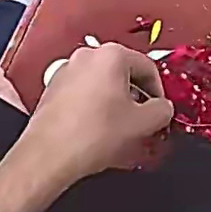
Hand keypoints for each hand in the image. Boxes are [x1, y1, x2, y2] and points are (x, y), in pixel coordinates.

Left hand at [10, 45, 171, 185]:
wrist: (48, 156)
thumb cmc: (94, 134)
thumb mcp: (142, 124)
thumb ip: (162, 110)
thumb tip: (162, 108)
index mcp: (112, 55)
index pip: (147, 67)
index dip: (158, 91)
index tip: (159, 109)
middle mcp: (88, 55)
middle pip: (124, 73)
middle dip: (136, 96)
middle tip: (142, 119)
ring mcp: (67, 70)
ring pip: (102, 82)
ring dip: (115, 101)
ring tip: (119, 128)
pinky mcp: (52, 88)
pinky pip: (83, 92)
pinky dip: (94, 106)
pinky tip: (97, 129)